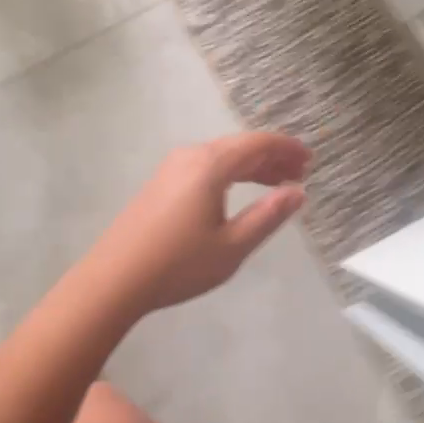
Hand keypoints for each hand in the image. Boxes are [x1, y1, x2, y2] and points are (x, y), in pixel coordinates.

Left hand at [86, 132, 310, 315]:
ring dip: (253, 165)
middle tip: (300, 172)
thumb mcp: (232, 247)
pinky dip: (231, 172)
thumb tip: (298, 192)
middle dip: (273, 156)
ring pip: (223, 156)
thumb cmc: (178, 264)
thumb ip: (267, 216)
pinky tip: (239, 192)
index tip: (310, 159)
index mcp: (211, 165)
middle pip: (241, 146)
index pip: (258, 143)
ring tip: (278, 183)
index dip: (286, 148)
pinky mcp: (162, 182)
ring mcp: (173, 167)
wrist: (113, 280)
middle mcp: (192, 155)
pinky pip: (207, 165)